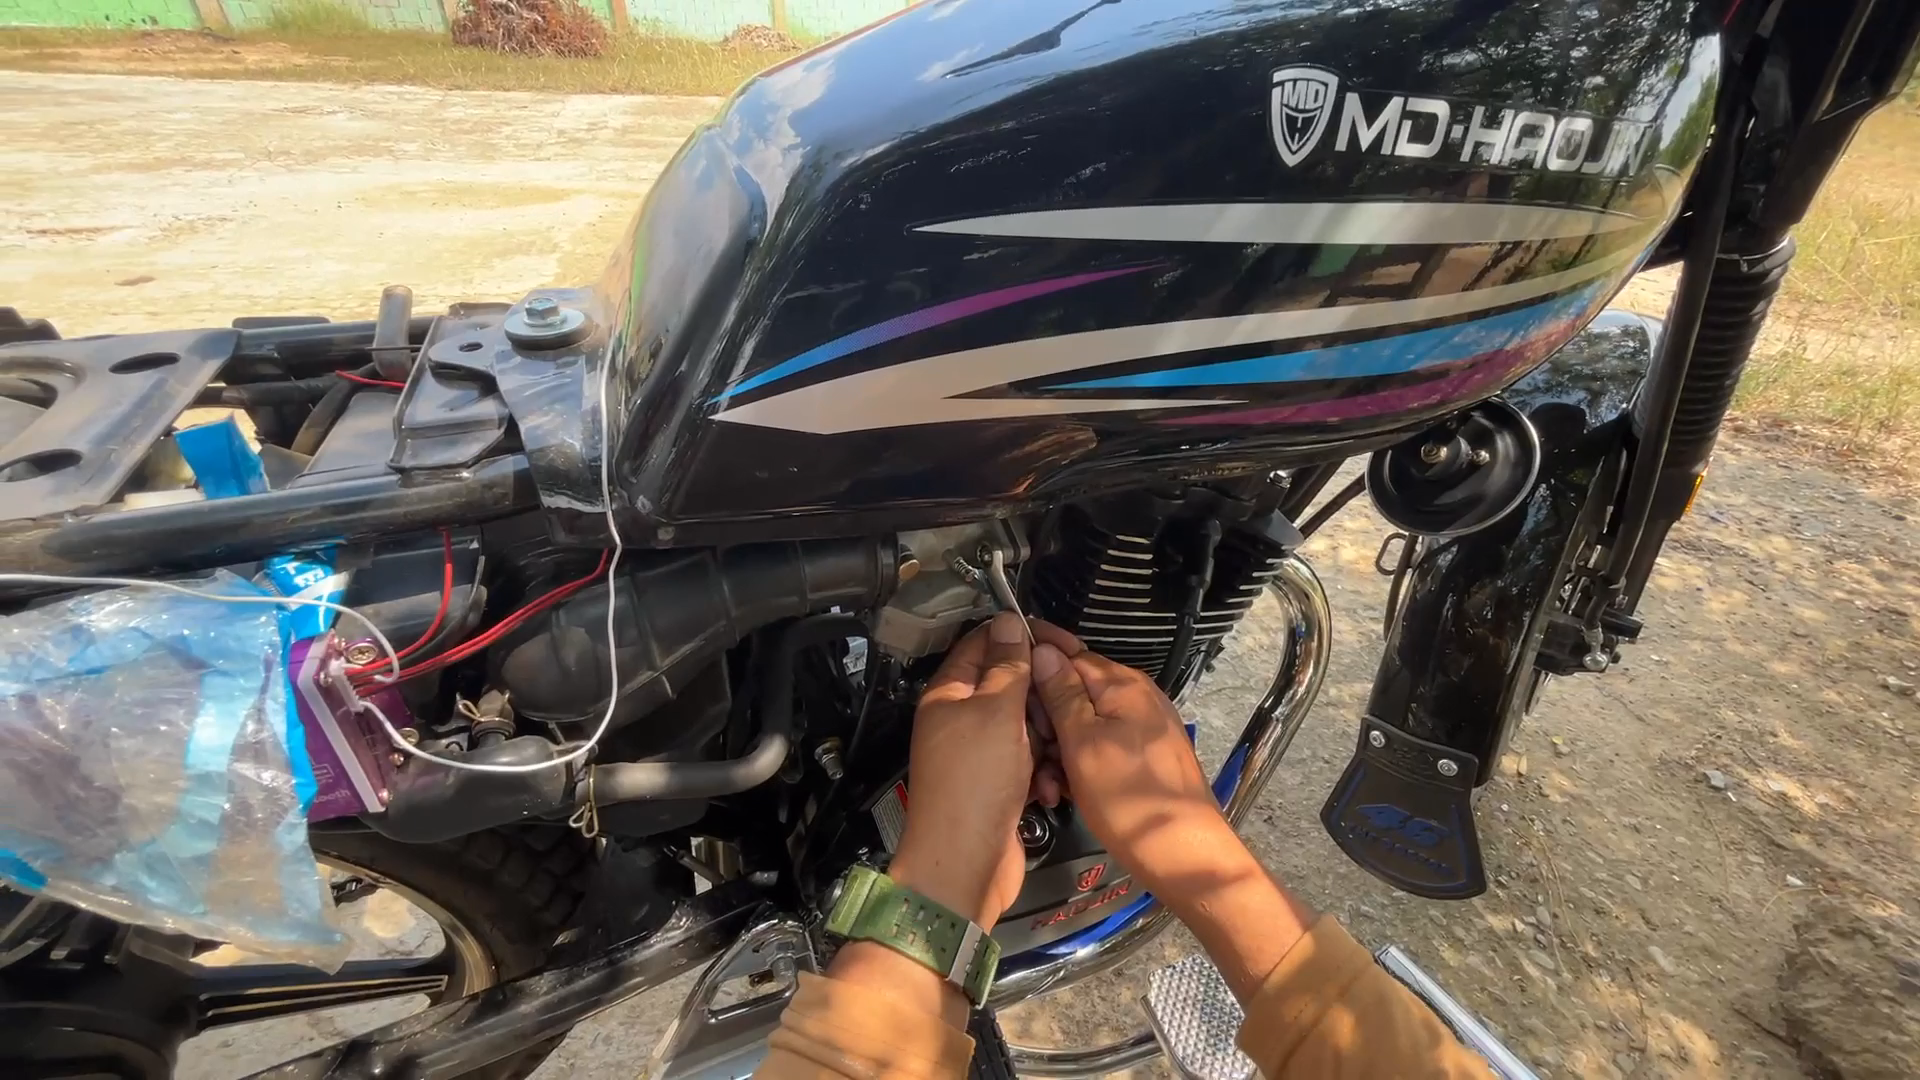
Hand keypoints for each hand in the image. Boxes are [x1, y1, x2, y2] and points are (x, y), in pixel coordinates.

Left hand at [889, 612, 1034, 927]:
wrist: (965, 866)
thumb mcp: (996, 712)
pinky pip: (1027, 758)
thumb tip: (1008, 618)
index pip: (985, 642)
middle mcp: (961, 716)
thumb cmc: (976, 780)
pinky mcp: (997, 781)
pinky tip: (1050, 788)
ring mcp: (979, 750)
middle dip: (1040, 697)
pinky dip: (1042, 769)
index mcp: (950, 691)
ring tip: (1053, 757)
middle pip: (1010, 683)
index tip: (1063, 642)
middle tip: (1059, 713)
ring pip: (1025, 722)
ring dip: (1046, 738)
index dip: (1021, 635)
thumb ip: (1007, 664)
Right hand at [1027, 621, 1246, 908]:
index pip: (1067, 653)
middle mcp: (1135, 695)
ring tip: (1050, 785)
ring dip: (1059, 747)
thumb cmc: (1128, 799)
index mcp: (1121, 684)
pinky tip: (1068, 790)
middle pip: (1074, 689)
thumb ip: (1061, 693)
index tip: (1005, 684)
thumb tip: (1043, 648)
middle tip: (1032, 753)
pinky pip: (1100, 743)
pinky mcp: (1143, 754)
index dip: (1034, 666)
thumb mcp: (1082, 743)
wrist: (1185, 857)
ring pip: (1084, 721)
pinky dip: (1080, 761)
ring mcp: (1142, 726)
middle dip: (1046, 718)